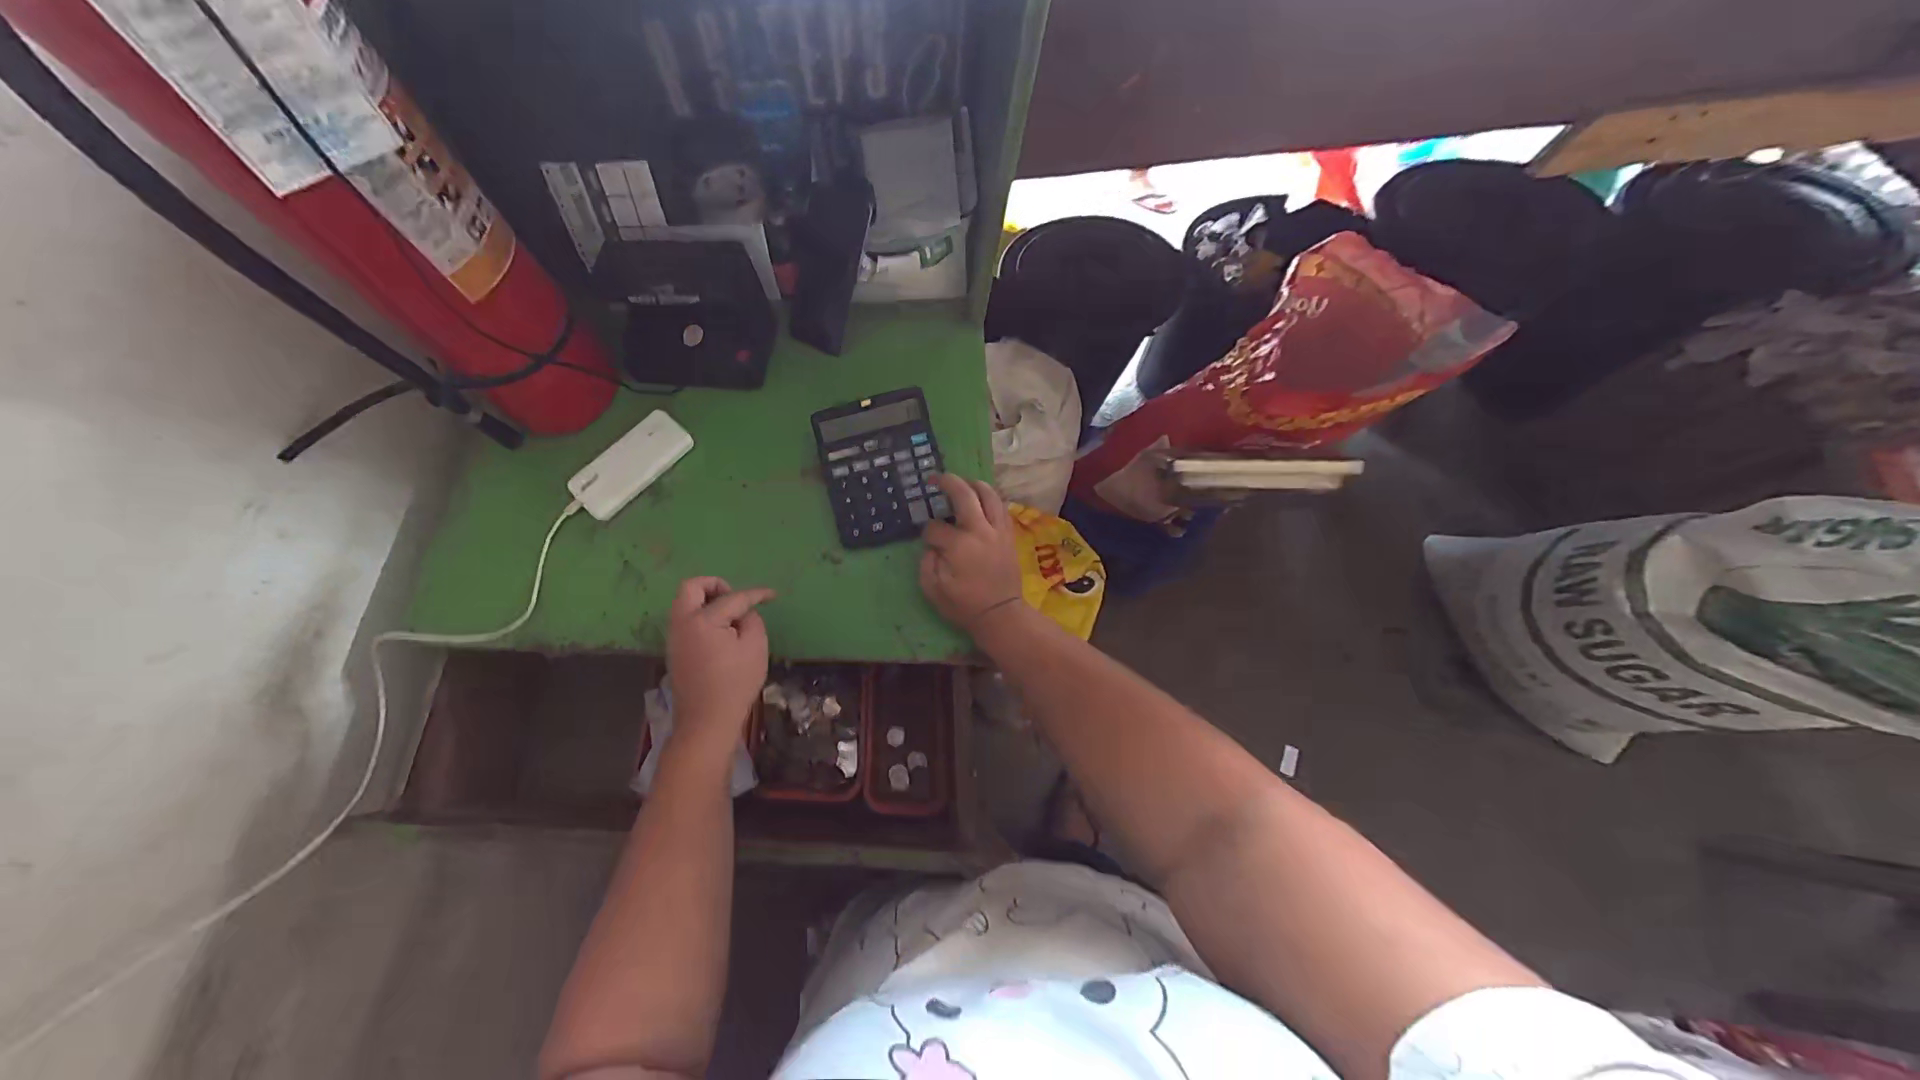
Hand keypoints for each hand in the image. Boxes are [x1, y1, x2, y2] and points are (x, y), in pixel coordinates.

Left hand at [666, 577, 774, 754]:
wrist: (706, 721)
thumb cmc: (735, 684)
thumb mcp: (755, 648)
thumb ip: (751, 621)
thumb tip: (743, 614)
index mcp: (702, 620)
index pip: (733, 598)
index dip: (755, 594)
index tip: (772, 595)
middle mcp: (682, 623)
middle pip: (691, 588)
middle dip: (715, 585)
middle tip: (735, 598)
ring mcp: (674, 638)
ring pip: (685, 604)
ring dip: (706, 601)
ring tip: (730, 617)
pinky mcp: (675, 651)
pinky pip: (685, 621)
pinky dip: (701, 617)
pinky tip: (720, 633)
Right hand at [919, 474, 1024, 635]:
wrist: (1001, 614)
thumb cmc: (964, 606)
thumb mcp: (933, 589)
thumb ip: (927, 562)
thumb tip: (932, 545)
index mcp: (959, 545)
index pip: (936, 527)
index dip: (927, 532)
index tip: (927, 540)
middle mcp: (980, 531)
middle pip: (964, 494)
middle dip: (947, 482)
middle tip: (936, 479)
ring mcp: (998, 531)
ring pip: (989, 494)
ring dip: (974, 485)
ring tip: (963, 484)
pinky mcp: (1009, 535)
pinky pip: (1001, 508)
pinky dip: (990, 499)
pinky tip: (981, 501)